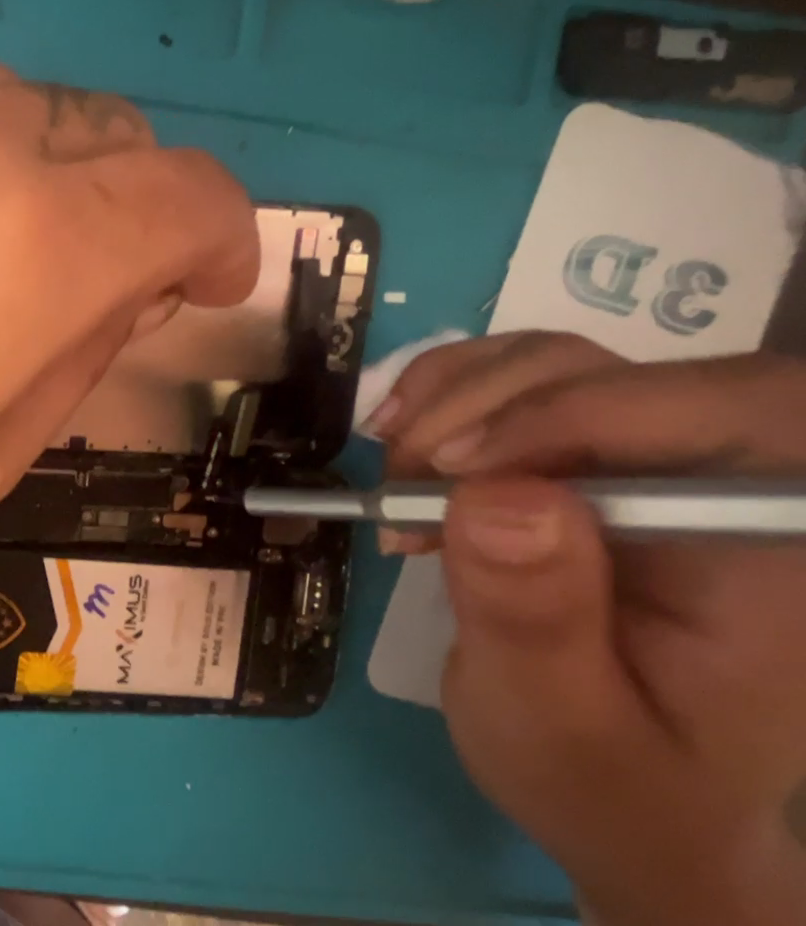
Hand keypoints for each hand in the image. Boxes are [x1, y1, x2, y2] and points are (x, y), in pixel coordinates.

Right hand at [366, 333, 805, 925]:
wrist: (617, 794)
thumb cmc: (601, 779)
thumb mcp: (556, 722)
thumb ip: (535, 616)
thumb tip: (495, 493)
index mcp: (771, 558)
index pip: (732, 418)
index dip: (583, 411)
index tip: (451, 468)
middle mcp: (729, 491)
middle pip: (622, 374)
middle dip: (486, 410)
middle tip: (399, 485)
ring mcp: (659, 468)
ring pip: (557, 364)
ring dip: (452, 397)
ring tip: (391, 469)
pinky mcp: (592, 462)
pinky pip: (518, 384)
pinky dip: (444, 394)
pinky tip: (399, 439)